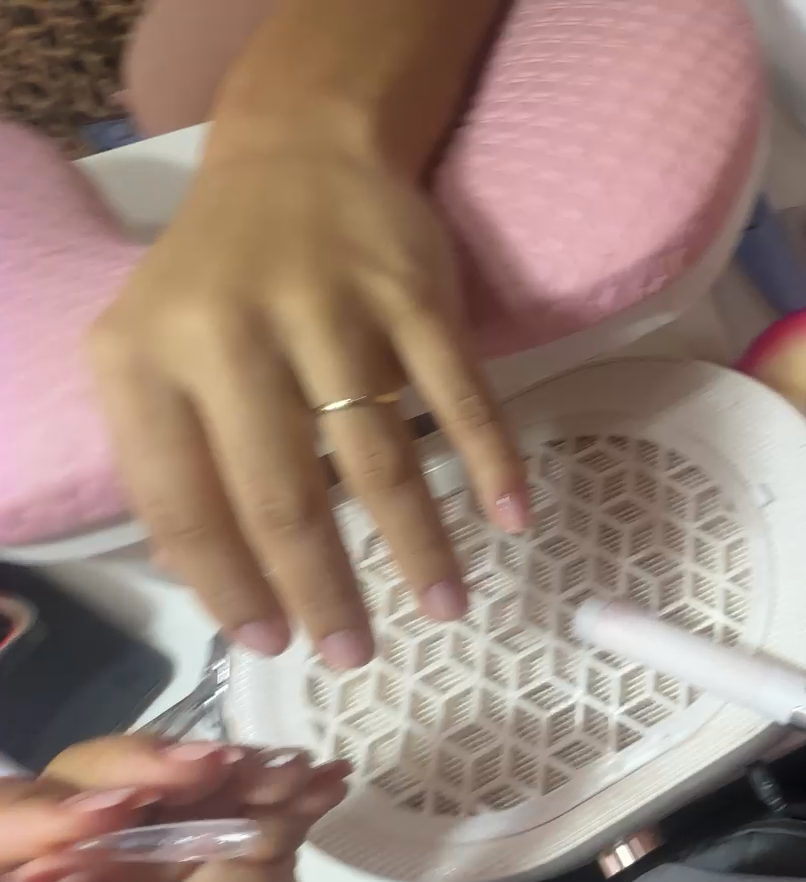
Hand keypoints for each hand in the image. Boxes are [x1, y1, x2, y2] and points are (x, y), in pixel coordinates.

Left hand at [0, 738, 348, 881]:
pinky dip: (305, 792)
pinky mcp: (253, 869)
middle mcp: (88, 871)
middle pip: (101, 784)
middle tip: (216, 769)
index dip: (49, 808)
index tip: (119, 814)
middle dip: (155, 766)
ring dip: (246, 769)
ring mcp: (177, 866)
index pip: (4, 830)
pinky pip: (277, 816)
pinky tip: (328, 784)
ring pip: (201, 789)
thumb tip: (79, 863)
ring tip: (291, 775)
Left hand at [87, 144, 529, 669]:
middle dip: (325, 588)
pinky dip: (492, 462)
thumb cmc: (237, 271)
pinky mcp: (418, 300)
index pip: (179, 500)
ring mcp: (334, 315)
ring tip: (447, 608)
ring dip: (420, 545)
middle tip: (359, 655)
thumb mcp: (168, 345)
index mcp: (143, 358)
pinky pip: (460, 399)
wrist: (304, 156)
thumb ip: (189, 442)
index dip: (228, 584)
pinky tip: (516, 517)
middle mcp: (229, 337)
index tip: (275, 645)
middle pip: (282, 494)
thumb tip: (238, 565)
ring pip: (380, 458)